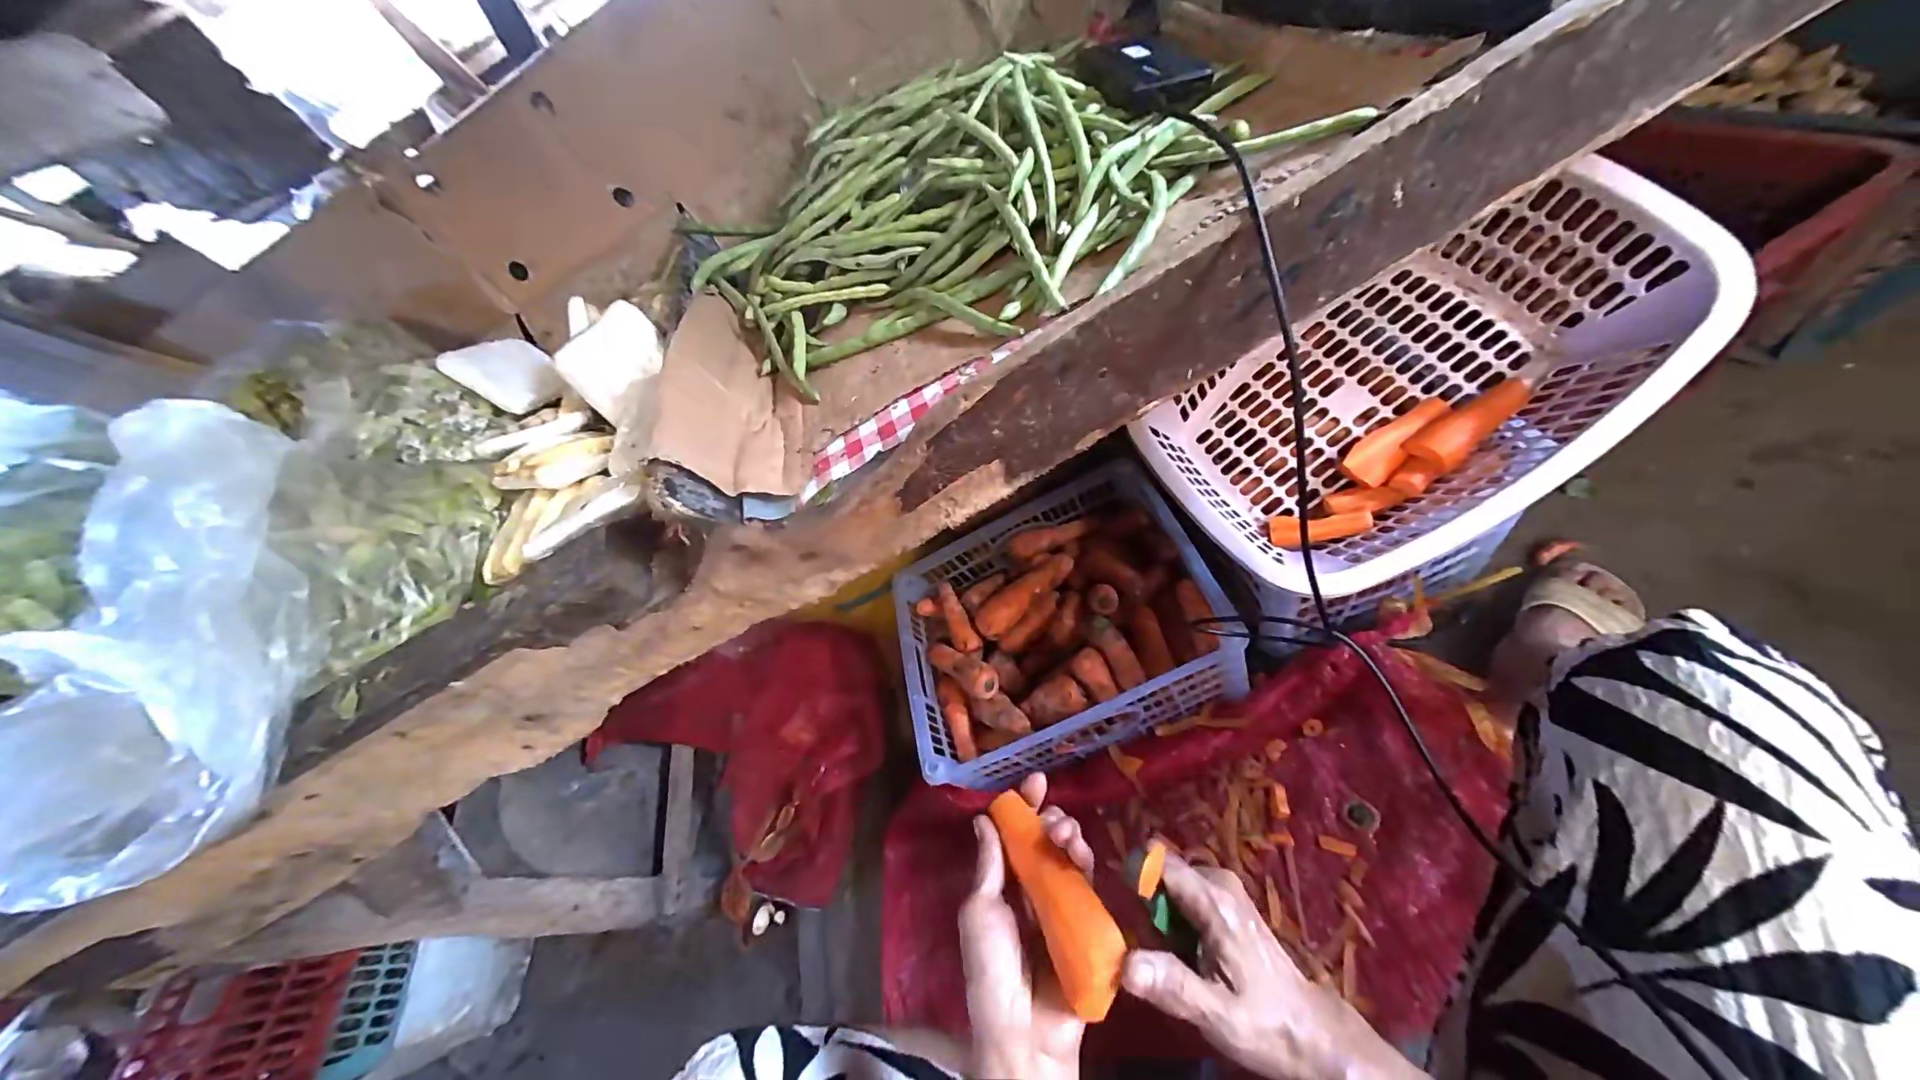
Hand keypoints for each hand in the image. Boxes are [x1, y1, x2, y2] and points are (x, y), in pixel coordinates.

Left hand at [959, 774, 1094, 1079]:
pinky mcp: (1088, 923)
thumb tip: (984, 818)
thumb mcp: (980, 911)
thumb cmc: (992, 968)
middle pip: (1047, 842)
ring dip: (1068, 836)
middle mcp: (1034, 889)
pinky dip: (1087, 862)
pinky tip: (1081, 852)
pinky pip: (1091, 886)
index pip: (1016, 836)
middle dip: (1051, 818)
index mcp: (1005, 885)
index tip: (1035, 781)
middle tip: (1052, 816)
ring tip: (1064, 833)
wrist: (1025, 1029)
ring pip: (1070, 857)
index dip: (1025, 808)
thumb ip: (988, 865)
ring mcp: (1063, 905)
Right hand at [1121, 854, 1423, 1079]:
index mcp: (1213, 901)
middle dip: (1144, 899)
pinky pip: (1183, 890)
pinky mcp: (1226, 898)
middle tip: (1148, 945)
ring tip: (1165, 951)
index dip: (1132, 875)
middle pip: (1161, 870)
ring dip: (1157, 909)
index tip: (1120, 906)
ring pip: (1170, 881)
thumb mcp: (1215, 1015)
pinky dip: (1173, 913)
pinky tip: (1182, 949)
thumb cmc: (1263, 1023)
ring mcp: (1224, 887)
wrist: (1311, 1032)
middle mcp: (1218, 881)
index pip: (1157, 860)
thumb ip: (1171, 986)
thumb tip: (1125, 964)